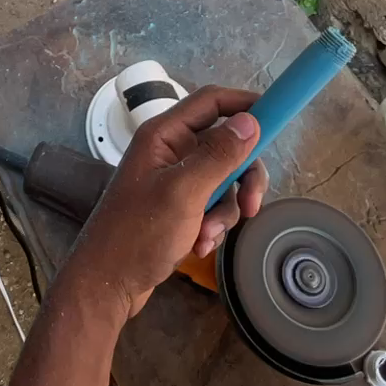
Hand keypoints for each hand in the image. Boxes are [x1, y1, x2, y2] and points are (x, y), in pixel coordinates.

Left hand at [61, 86, 268, 321]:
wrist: (108, 283)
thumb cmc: (138, 234)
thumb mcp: (184, 193)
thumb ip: (218, 156)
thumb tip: (250, 120)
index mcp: (164, 134)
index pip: (211, 101)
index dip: (244, 103)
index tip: (277, 117)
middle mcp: (170, 149)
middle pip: (225, 144)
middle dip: (242, 176)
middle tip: (251, 205)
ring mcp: (174, 177)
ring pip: (223, 179)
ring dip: (225, 210)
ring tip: (207, 235)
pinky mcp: (178, 204)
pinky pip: (212, 203)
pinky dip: (213, 223)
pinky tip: (199, 244)